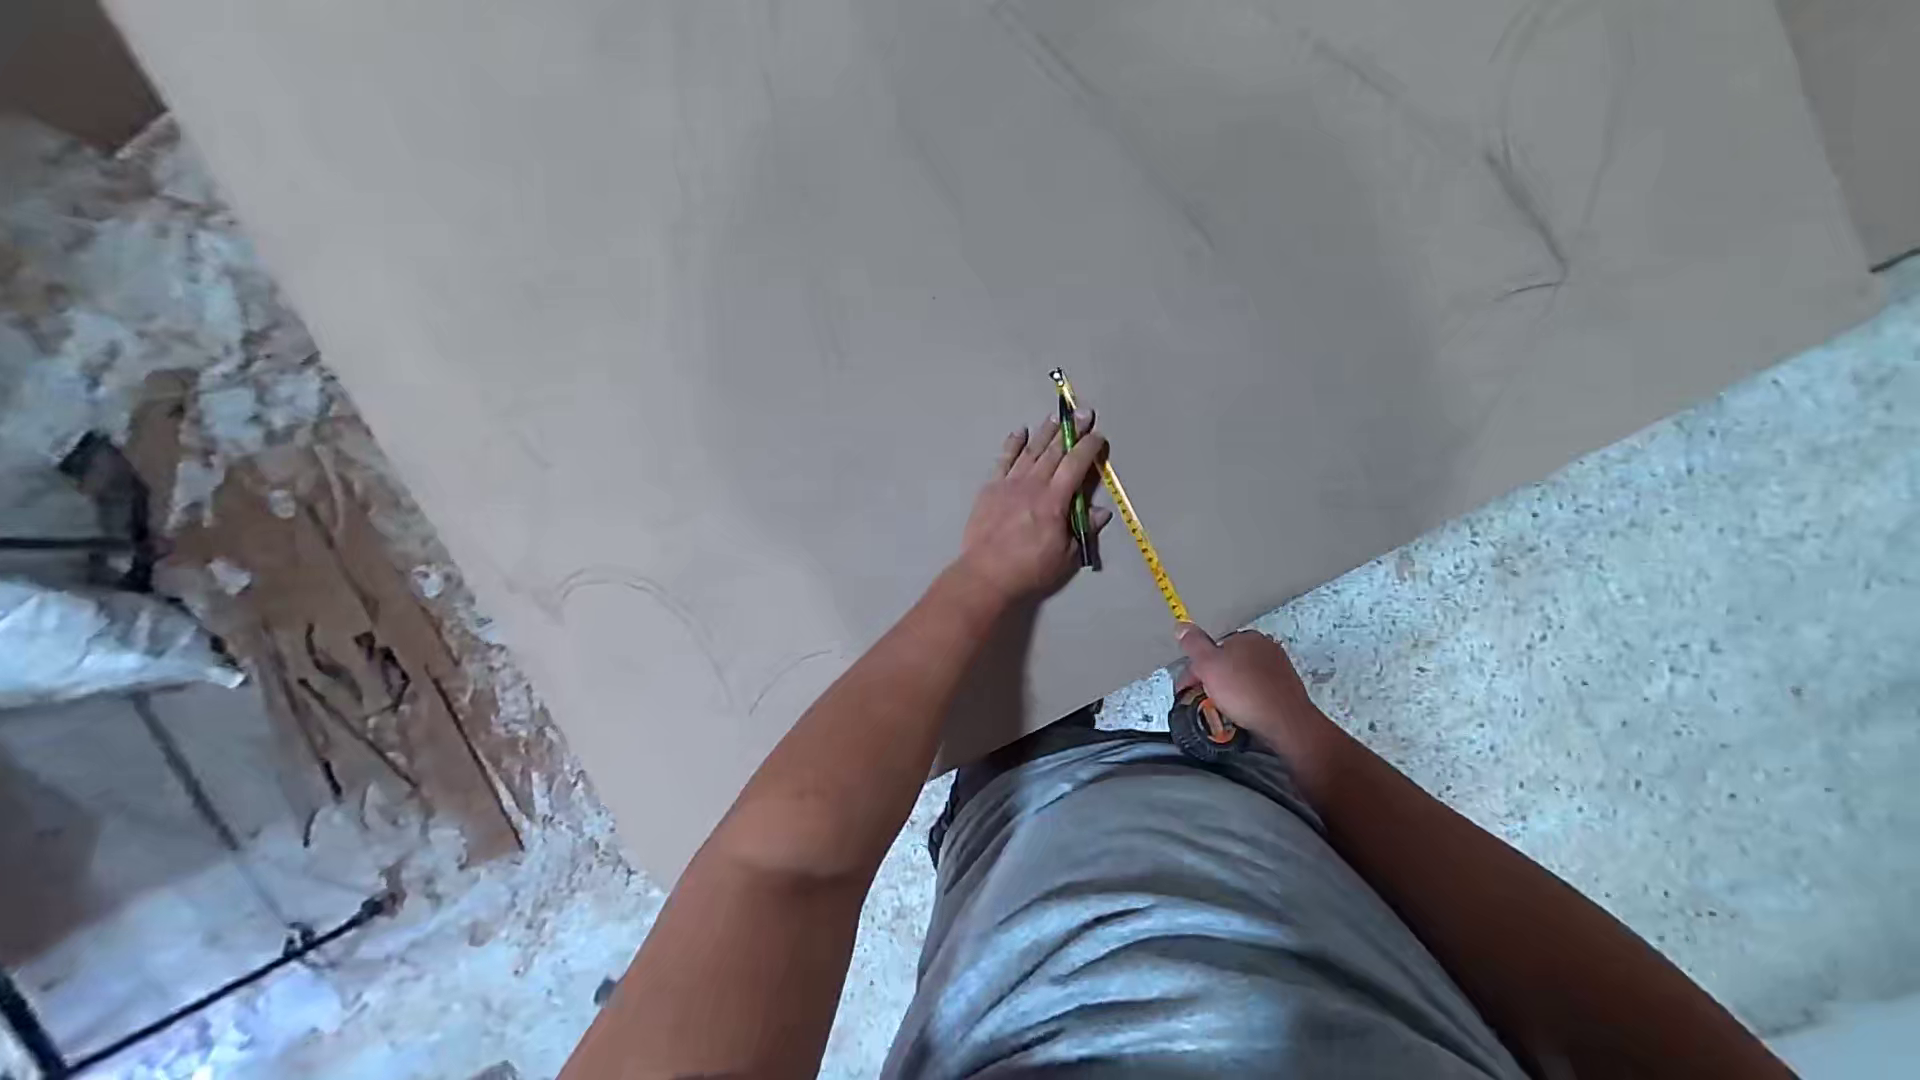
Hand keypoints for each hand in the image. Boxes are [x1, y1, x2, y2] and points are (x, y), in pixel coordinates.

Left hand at [955, 411, 1111, 602]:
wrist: (985, 574)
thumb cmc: (1028, 569)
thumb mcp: (1065, 555)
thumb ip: (1083, 529)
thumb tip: (1100, 512)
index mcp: (1054, 501)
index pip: (1076, 465)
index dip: (1089, 448)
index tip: (1098, 436)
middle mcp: (1032, 485)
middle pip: (1054, 451)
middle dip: (1071, 431)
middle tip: (1082, 413)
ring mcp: (1009, 485)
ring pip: (1030, 451)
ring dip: (1044, 433)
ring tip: (1055, 417)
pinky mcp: (990, 489)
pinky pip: (1003, 460)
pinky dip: (1012, 444)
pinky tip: (1019, 432)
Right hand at [1175, 623, 1338, 757]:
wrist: (1285, 722)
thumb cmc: (1245, 692)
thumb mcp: (1207, 665)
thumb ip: (1193, 643)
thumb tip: (1182, 626)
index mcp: (1246, 637)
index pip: (1211, 648)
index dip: (1195, 669)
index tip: (1188, 688)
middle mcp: (1265, 647)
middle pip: (1227, 661)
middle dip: (1212, 679)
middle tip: (1203, 699)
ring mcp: (1278, 668)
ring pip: (1242, 676)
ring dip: (1229, 690)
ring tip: (1223, 708)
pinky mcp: (1286, 688)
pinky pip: (1258, 690)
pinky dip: (1247, 699)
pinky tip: (1242, 711)